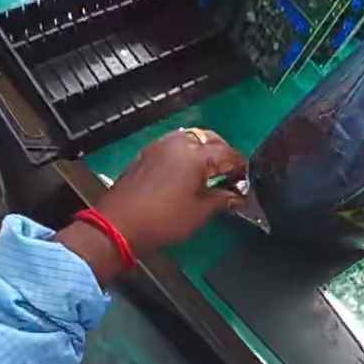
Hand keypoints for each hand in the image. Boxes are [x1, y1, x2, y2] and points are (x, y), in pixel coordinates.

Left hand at [56, 128, 246, 283]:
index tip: (245, 182)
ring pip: (190, 138)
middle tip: (229, 175)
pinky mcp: (145, 153)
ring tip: (208, 173)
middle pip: (210, 139)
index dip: (241, 168)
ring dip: (203, 151)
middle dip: (223, 154)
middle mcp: (178, 142)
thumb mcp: (199, 212)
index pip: (229, 154)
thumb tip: (238, 196)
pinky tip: (186, 172)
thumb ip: (222, 199)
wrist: (118, 225)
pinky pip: (172, 146)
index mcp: (196, 154)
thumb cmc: (162, 220)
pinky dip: (184, 153)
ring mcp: (159, 145)